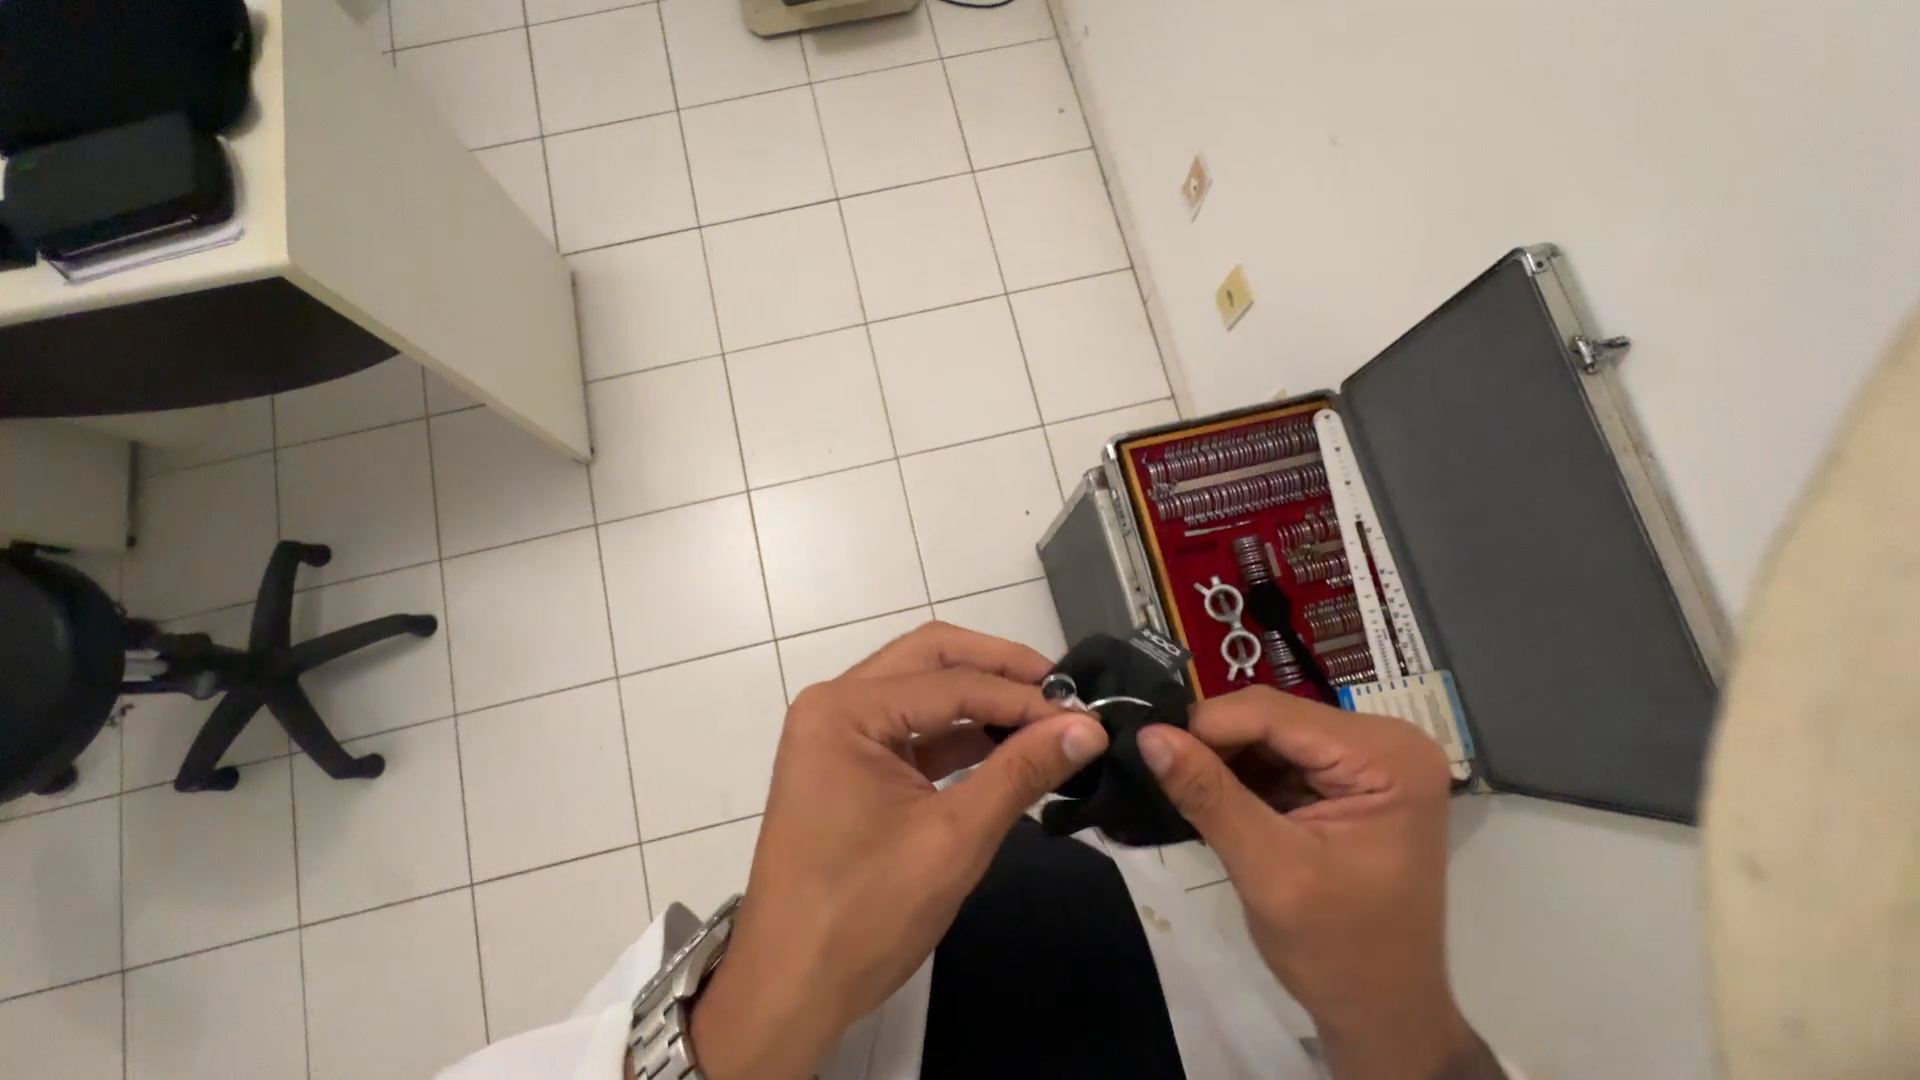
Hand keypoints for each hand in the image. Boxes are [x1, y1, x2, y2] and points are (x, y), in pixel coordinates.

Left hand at [685, 624, 1108, 1079]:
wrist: (788, 989)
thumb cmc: (864, 915)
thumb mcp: (954, 839)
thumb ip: (1021, 771)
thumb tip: (1089, 728)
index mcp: (845, 709)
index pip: (952, 681)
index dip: (1024, 697)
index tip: (1086, 716)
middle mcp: (835, 704)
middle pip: (931, 659)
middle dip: (1000, 670)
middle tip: (1062, 692)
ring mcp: (837, 732)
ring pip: (922, 688)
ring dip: (982, 699)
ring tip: (1045, 719)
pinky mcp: (848, 763)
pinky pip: (912, 727)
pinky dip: (959, 733)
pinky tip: (1006, 747)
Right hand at [1138, 687, 1488, 1079]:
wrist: (1382, 1012)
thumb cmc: (1338, 949)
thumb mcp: (1268, 871)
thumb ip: (1208, 795)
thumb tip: (1148, 734)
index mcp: (1385, 756)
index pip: (1273, 712)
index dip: (1206, 727)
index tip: (1151, 752)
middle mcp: (1385, 741)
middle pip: (1271, 716)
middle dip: (1215, 744)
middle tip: (1168, 778)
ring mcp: (1369, 758)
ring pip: (1268, 731)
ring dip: (1225, 760)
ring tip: (1191, 794)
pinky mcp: (1349, 777)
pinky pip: (1279, 754)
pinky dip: (1242, 774)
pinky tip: (1221, 800)